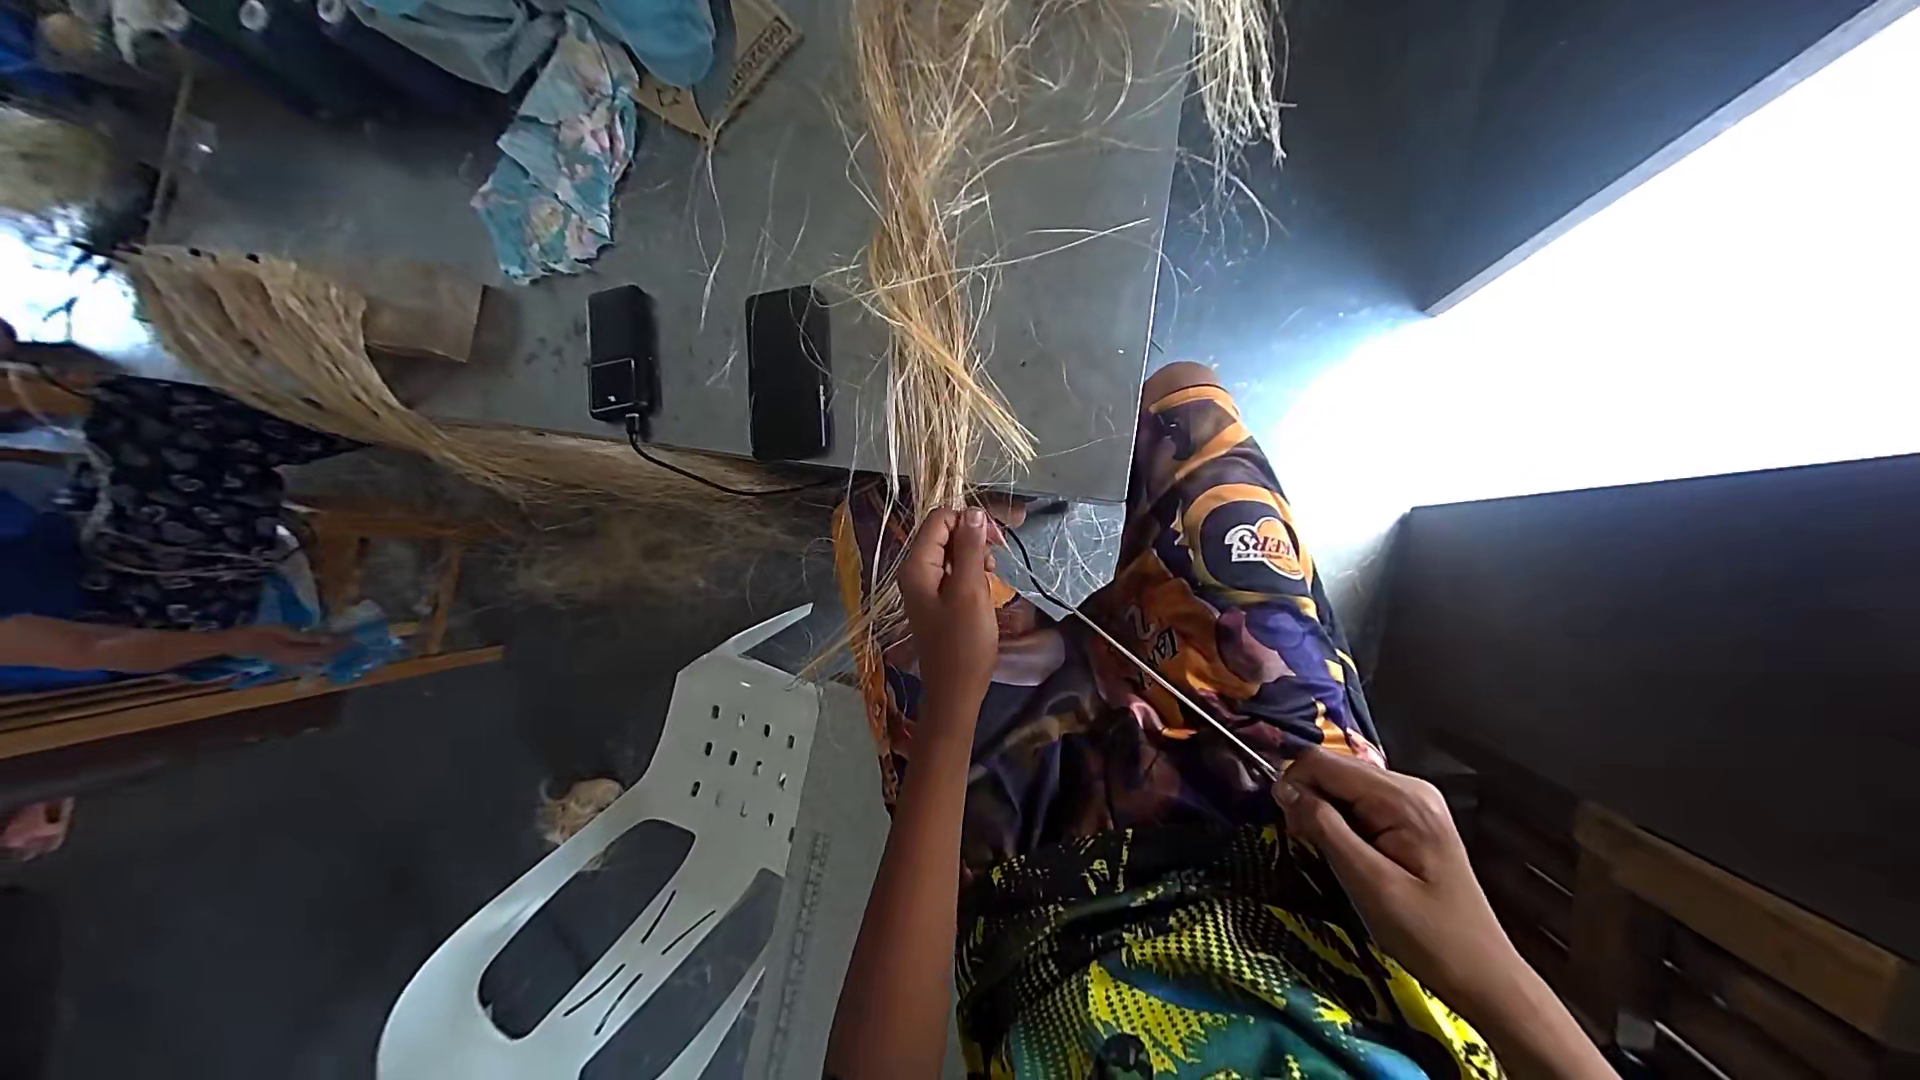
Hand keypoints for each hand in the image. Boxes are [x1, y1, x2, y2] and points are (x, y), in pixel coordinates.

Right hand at [218, 625, 346, 667]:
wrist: (230, 642)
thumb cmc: (256, 633)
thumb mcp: (283, 632)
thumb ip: (306, 637)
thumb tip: (329, 639)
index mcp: (294, 655)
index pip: (324, 652)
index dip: (339, 647)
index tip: (354, 641)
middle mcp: (294, 661)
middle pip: (321, 657)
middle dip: (338, 651)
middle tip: (354, 645)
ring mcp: (288, 662)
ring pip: (315, 660)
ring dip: (330, 654)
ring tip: (344, 648)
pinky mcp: (283, 659)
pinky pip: (306, 660)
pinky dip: (319, 656)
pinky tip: (325, 653)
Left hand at [898, 507, 1001, 709]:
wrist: (956, 689)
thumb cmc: (964, 642)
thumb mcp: (970, 590)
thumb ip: (969, 548)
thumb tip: (974, 513)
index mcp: (916, 565)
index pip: (939, 519)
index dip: (969, 521)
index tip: (996, 540)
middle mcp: (915, 570)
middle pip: (944, 533)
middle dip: (973, 539)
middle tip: (996, 559)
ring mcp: (925, 585)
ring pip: (952, 552)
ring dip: (975, 556)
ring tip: (990, 576)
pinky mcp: (937, 598)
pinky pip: (953, 571)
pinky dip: (971, 572)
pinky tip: (984, 587)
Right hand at [1275, 747, 1522, 1010]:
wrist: (1483, 976)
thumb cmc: (1427, 934)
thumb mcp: (1367, 882)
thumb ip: (1323, 827)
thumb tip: (1283, 789)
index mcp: (1402, 798)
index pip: (1323, 761)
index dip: (1293, 784)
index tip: (1289, 824)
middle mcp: (1408, 787)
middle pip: (1331, 767)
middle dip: (1306, 797)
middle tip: (1305, 840)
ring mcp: (1410, 799)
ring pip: (1339, 782)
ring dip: (1320, 809)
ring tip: (1324, 847)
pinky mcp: (1406, 814)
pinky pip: (1354, 798)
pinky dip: (1337, 817)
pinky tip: (1344, 847)